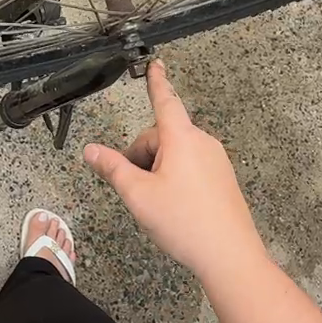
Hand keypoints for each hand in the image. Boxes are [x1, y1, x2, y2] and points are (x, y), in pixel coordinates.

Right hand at [83, 60, 268, 281]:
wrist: (231, 258)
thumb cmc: (184, 222)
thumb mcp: (138, 195)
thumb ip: (112, 168)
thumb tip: (90, 150)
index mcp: (181, 139)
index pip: (164, 101)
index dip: (156, 82)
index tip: (156, 64)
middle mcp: (202, 142)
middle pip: (161, 136)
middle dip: (142, 155)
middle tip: (133, 188)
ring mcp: (216, 161)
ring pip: (175, 153)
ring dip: (157, 168)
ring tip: (154, 202)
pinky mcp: (222, 179)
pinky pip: (191, 166)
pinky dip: (175, 178)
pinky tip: (173, 207)